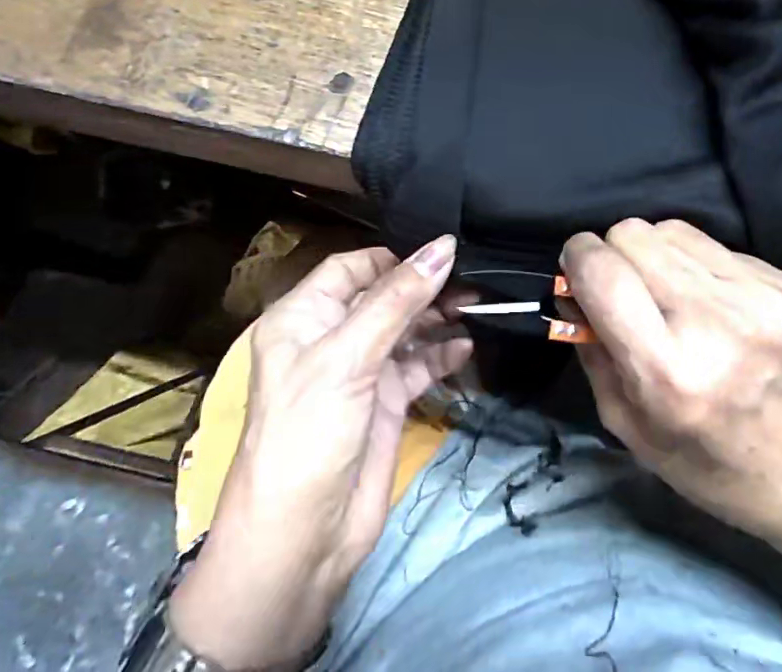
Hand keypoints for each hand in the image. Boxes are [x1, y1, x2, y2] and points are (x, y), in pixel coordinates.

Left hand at [169, 236, 471, 669]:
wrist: (303, 536)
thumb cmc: (309, 432)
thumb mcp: (349, 357)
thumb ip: (399, 299)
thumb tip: (444, 246)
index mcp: (304, 317)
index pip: (352, 268)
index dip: (394, 257)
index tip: (442, 251)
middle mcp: (332, 338)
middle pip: (386, 296)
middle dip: (425, 286)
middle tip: (473, 281)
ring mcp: (361, 370)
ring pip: (407, 328)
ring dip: (440, 318)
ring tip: (477, 308)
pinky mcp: (386, 400)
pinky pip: (420, 364)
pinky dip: (443, 353)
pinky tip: (466, 348)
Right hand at [562, 220, 781, 565]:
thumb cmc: (708, 464)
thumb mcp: (628, 425)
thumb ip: (591, 349)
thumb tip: (571, 288)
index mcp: (671, 372)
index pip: (603, 272)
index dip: (578, 257)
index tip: (576, 268)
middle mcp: (719, 323)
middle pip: (636, 234)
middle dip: (616, 254)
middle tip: (625, 288)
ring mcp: (765, 298)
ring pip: (676, 229)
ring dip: (659, 255)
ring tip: (672, 296)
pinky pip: (720, 247)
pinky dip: (703, 268)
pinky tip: (717, 307)